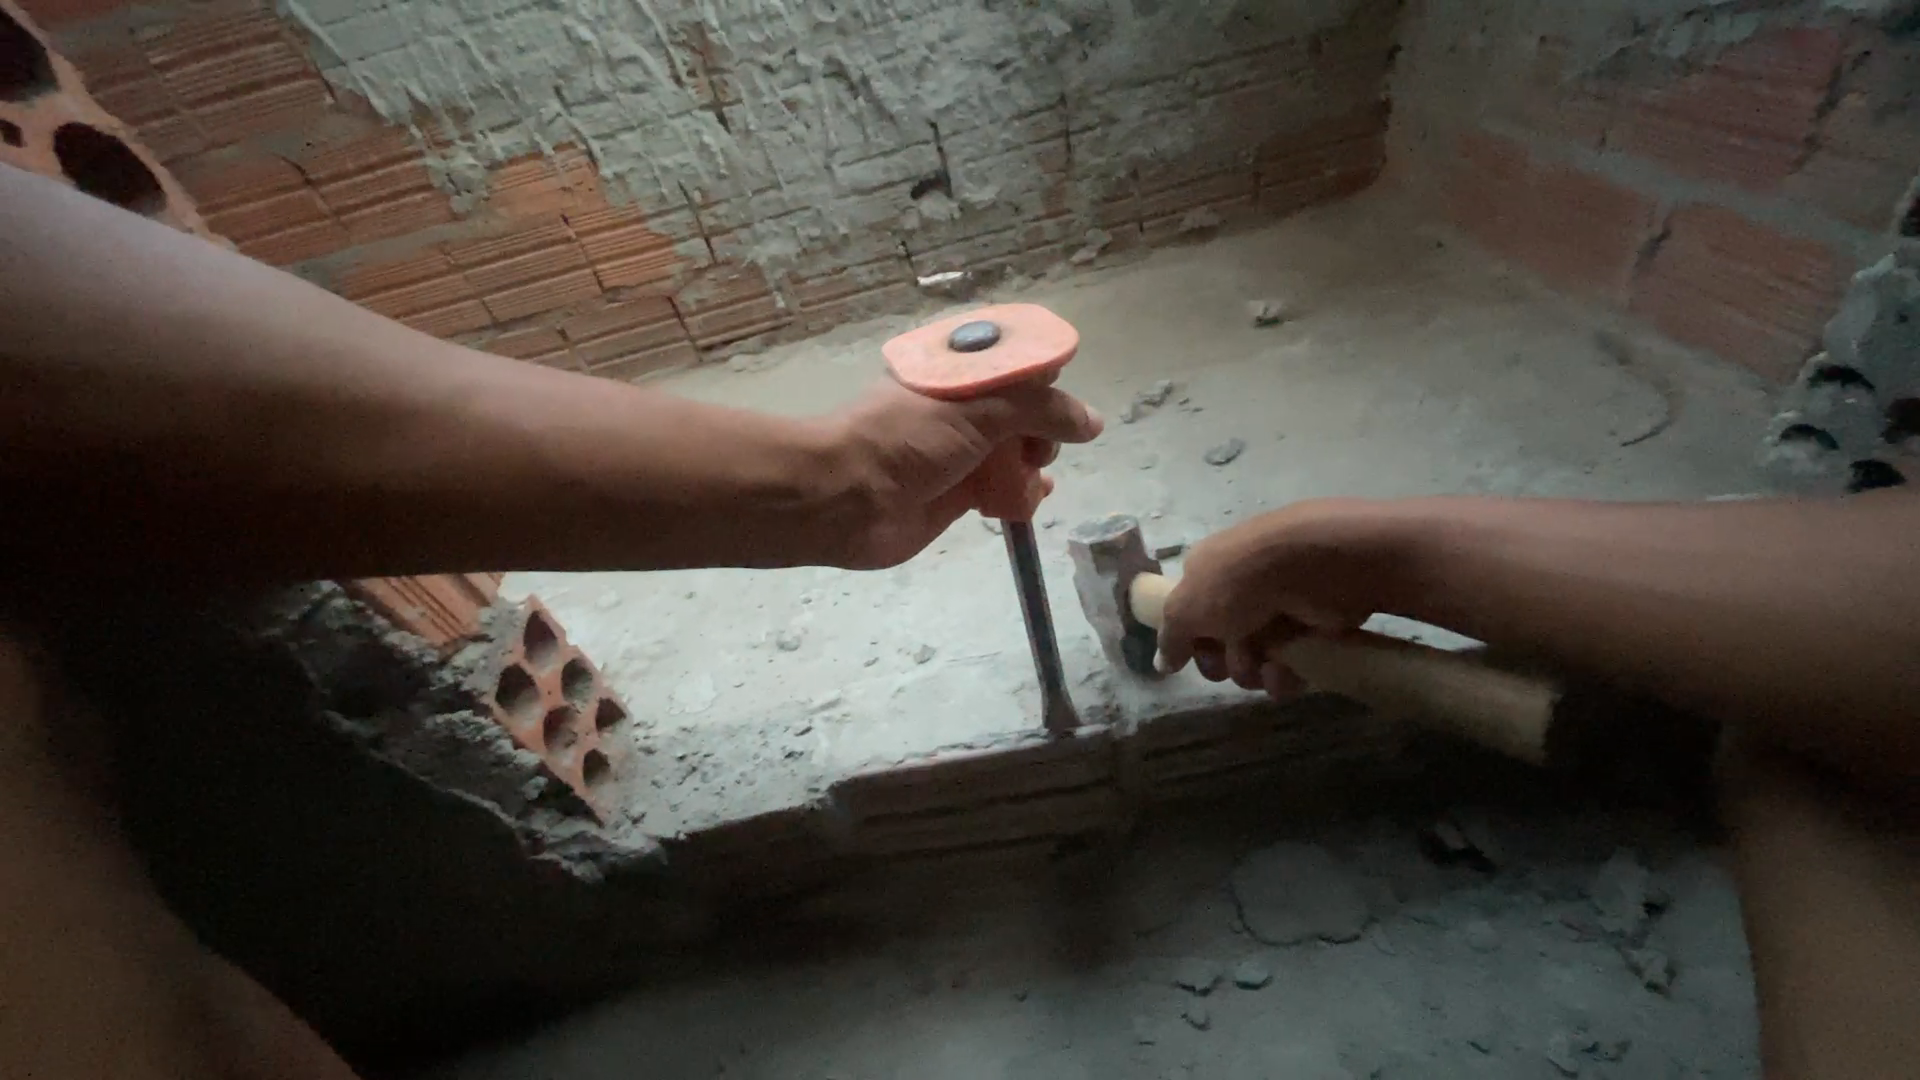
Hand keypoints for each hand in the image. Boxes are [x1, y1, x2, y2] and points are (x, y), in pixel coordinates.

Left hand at [818, 379, 1102, 568]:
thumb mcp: (980, 406)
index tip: (1055, 388)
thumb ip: (1041, 408)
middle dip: (1043, 427)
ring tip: (1028, 474)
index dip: (1042, 372)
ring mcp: (961, 451)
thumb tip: (1092, 421)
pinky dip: (1023, 495)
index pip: (1015, 358)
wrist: (849, 499)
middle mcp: (961, 406)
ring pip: (1020, 452)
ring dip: (1034, 464)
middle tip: (1035, 444)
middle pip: (1026, 410)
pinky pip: (1007, 490)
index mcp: (957, 368)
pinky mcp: (960, 494)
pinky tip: (1028, 500)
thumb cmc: (909, 437)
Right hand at [1157, 499, 1410, 698]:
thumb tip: (1161, 665)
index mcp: (1208, 573)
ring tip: (1262, 667)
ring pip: (1256, 659)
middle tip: (1227, 662)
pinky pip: (1291, 665)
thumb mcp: (1185, 608)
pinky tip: (1284, 672)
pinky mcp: (1313, 628)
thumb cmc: (1237, 581)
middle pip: (1222, 643)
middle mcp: (1241, 589)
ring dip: (1253, 672)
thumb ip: (1170, 639)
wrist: (1310, 567)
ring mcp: (1278, 608)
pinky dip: (1285, 674)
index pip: (1191, 616)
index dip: (1189, 641)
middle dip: (1222, 662)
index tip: (1191, 656)